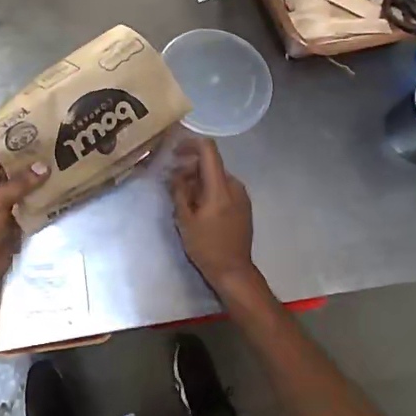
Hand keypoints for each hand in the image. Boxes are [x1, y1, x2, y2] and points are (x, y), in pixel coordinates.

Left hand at [0, 153, 46, 286]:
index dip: (12, 146)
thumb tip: (43, 166)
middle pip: (5, 171)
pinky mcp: (4, 221)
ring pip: (15, 188)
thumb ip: (20, 183)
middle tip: (52, 149)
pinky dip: (33, 198)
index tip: (35, 136)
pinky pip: (20, 204)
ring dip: (32, 181)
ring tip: (57, 165)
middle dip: (26, 163)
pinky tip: (52, 188)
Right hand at [170, 137, 260, 293]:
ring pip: (216, 177)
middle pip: (211, 164)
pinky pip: (224, 188)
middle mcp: (234, 186)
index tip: (175, 153)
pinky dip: (210, 190)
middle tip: (172, 183)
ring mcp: (242, 196)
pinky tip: (199, 207)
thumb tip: (175, 174)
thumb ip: (179, 191)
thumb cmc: (206, 246)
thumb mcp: (185, 219)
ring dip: (199, 181)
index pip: (208, 150)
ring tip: (183, 199)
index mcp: (220, 187)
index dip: (190, 144)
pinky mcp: (244, 206)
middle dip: (190, 168)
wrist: (234, 271)